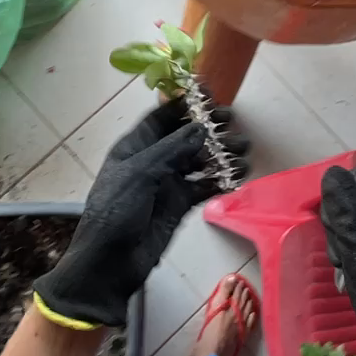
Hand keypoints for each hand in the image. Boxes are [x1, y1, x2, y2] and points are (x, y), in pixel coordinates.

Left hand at [34, 98, 250, 328]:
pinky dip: (221, 180)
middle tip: (233, 121)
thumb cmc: (116, 211)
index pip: (162, 116)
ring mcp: (168, 183)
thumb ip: (173, 149)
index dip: (184, 103)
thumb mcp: (141, 173)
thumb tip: (203, 127)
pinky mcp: (180, 204)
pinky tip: (239, 175)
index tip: (210, 94)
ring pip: (199, 161)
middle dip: (209, 127)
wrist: (111, 262)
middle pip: (185, 136)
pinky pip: (204, 186)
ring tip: (244, 149)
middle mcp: (153, 161)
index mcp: (135, 147)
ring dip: (220, 153)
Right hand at [319, 160, 355, 355]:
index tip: (348, 206)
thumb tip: (332, 173)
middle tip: (343, 244)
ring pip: (353, 215)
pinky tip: (345, 271)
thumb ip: (347, 212)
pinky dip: (344, 250)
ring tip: (345, 263)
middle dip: (344, 213)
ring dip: (340, 236)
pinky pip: (354, 236)